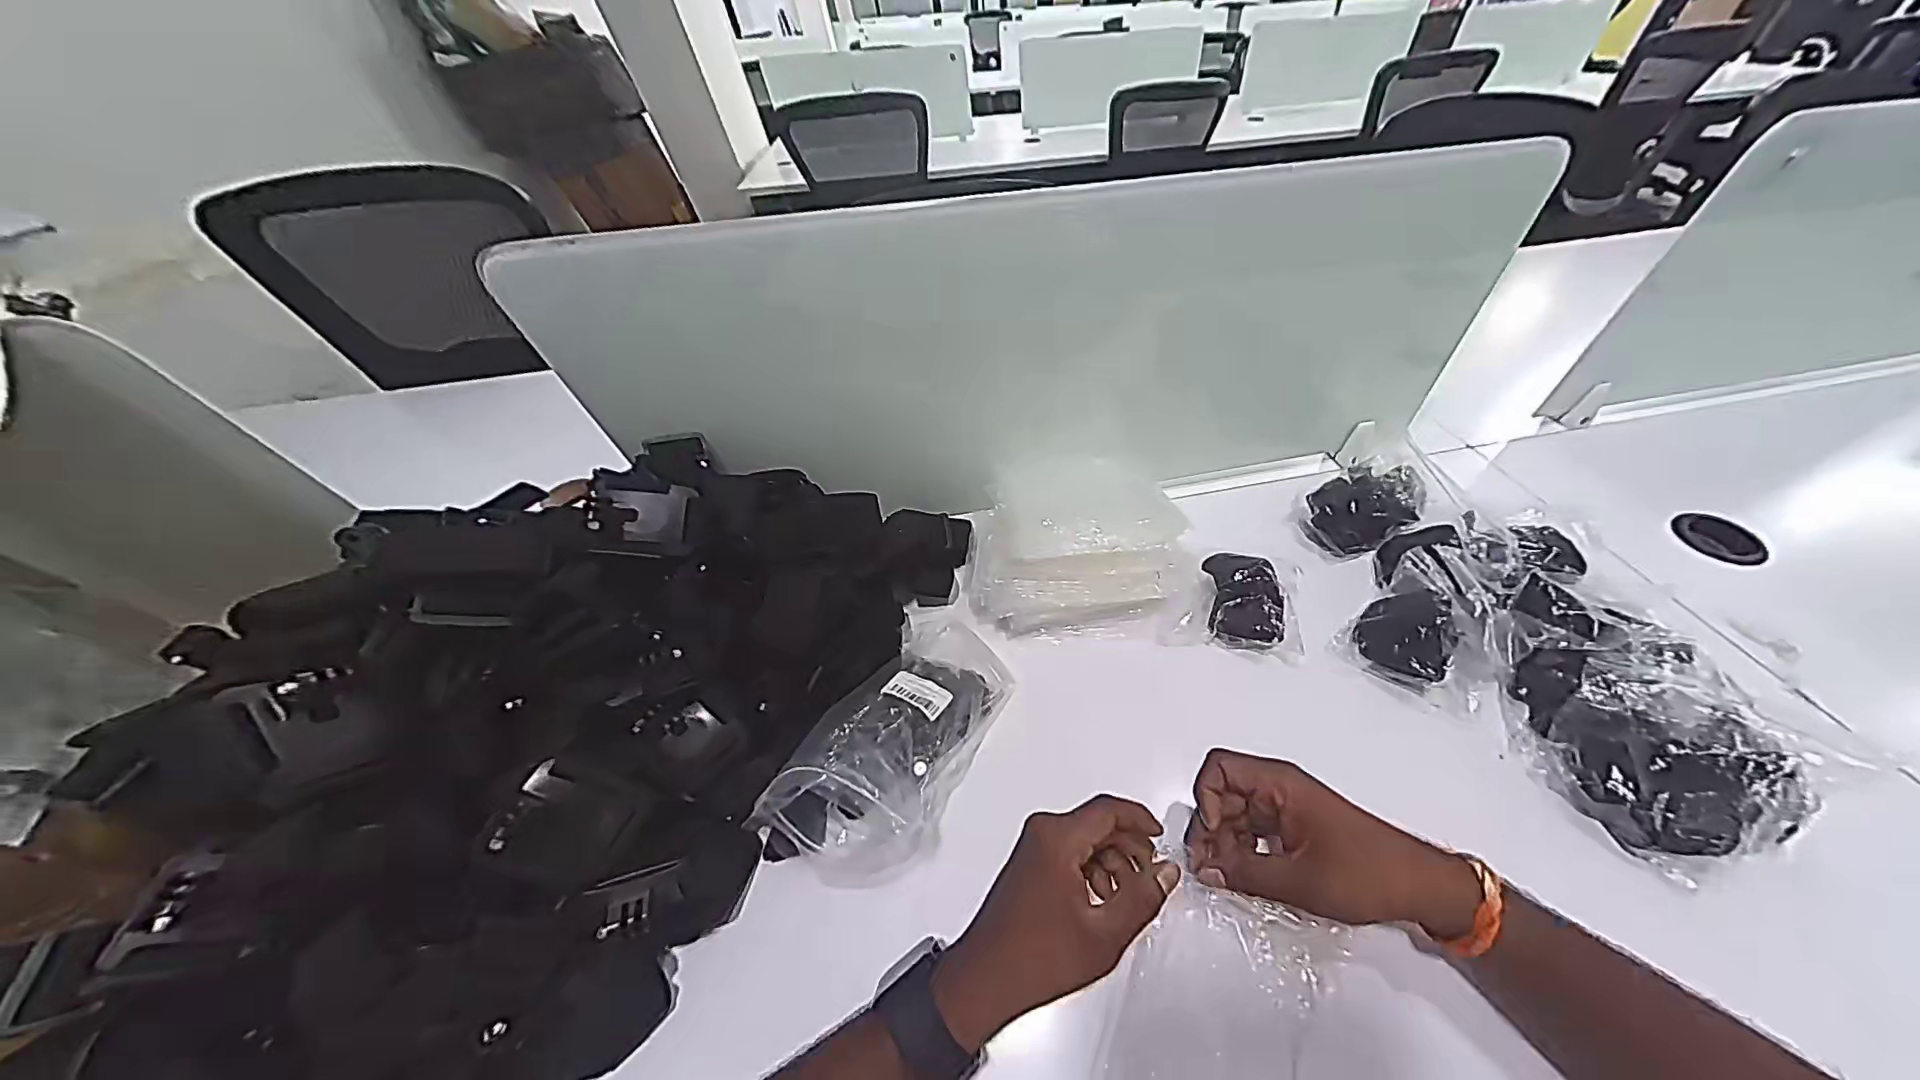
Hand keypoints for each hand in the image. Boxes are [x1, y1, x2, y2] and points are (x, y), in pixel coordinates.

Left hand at [930, 796, 1179, 1052]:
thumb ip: (1143, 897)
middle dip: (1129, 847)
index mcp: (1057, 838)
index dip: (1141, 819)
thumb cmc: (1031, 959)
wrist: (986, 978)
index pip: (1108, 809)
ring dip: (1111, 861)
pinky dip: (1091, 867)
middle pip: (1097, 822)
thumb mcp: (1106, 933)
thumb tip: (1164, 873)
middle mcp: (1041, 834)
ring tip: (1126, 896)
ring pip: (1084, 837)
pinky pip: (1068, 850)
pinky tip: (1101, 901)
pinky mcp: (1028, 861)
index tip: (1159, 834)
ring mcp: (1032, 847)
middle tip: (1150, 873)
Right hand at [1187, 750, 1480, 939]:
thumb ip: (1244, 873)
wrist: (1423, 888)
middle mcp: (1280, 787)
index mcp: (1280, 783)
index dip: (1206, 800)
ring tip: (1227, 876)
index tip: (1214, 835)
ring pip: (1235, 814)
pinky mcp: (1294, 826)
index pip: (1219, 768)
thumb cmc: (1375, 872)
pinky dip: (1243, 850)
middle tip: (1209, 864)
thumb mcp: (1299, 880)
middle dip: (1211, 829)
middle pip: (1222, 794)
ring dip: (1226, 843)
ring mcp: (1287, 806)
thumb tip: (1209, 870)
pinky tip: (1247, 876)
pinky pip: (1254, 829)